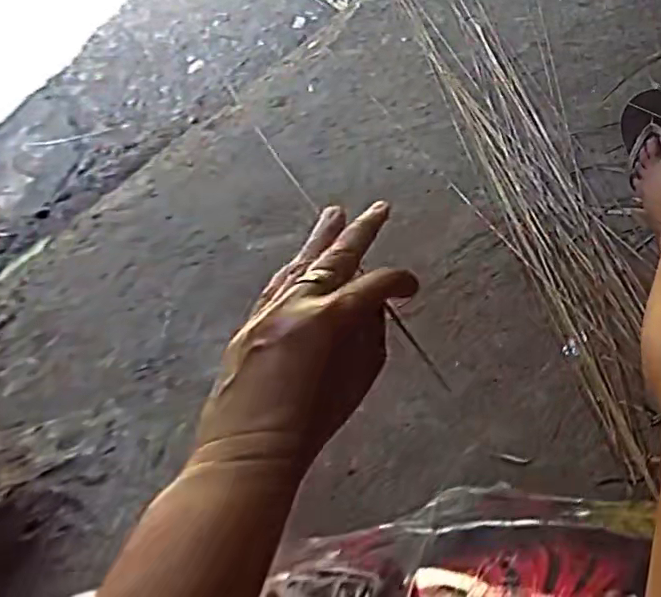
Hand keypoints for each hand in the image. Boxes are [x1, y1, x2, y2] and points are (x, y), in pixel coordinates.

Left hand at [192, 203, 418, 472]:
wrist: (247, 452)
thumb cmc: (319, 416)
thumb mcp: (365, 368)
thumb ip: (370, 328)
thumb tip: (370, 304)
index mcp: (331, 315)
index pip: (379, 282)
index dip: (402, 283)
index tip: (412, 291)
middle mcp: (296, 306)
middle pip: (336, 258)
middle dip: (362, 231)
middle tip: (379, 208)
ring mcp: (266, 315)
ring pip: (300, 266)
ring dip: (321, 240)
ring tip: (334, 215)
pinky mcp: (247, 329)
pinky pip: (276, 288)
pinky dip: (294, 269)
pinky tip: (301, 260)